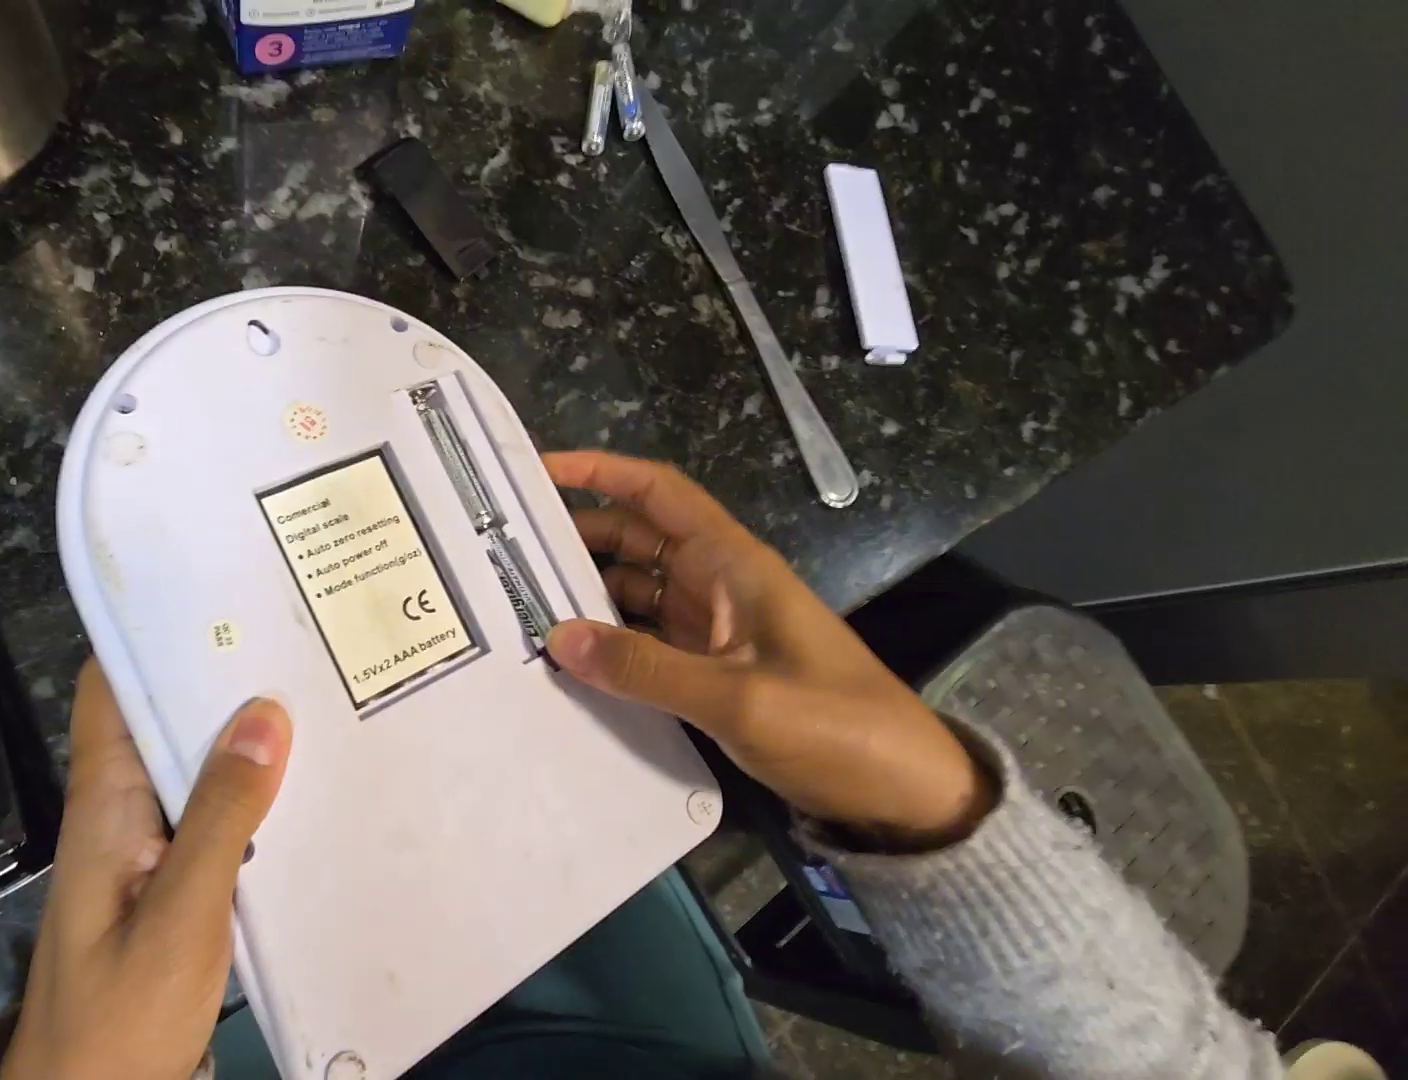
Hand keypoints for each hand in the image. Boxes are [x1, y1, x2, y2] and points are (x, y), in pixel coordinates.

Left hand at [3, 660, 292, 1079]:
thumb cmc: (120, 1019)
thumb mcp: (178, 918)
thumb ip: (220, 816)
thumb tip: (264, 712)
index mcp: (104, 801)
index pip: (108, 688)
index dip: (149, 633)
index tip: (215, 594)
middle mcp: (123, 807)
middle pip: (164, 715)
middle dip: (219, 673)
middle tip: (294, 631)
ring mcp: (151, 842)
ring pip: (197, 761)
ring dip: (243, 728)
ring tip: (313, 685)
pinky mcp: (178, 874)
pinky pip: (217, 806)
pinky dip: (255, 782)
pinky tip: (305, 772)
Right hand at [543, 450, 994, 849]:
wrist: (901, 791)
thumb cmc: (834, 726)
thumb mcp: (737, 698)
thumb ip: (645, 668)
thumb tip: (557, 638)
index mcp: (732, 563)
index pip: (659, 493)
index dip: (602, 472)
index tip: (541, 471)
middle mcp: (716, 582)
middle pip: (636, 538)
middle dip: (576, 534)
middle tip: (508, 548)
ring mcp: (711, 626)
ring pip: (635, 589)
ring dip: (585, 591)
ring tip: (521, 601)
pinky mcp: (708, 666)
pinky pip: (644, 637)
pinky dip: (607, 639)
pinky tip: (567, 654)